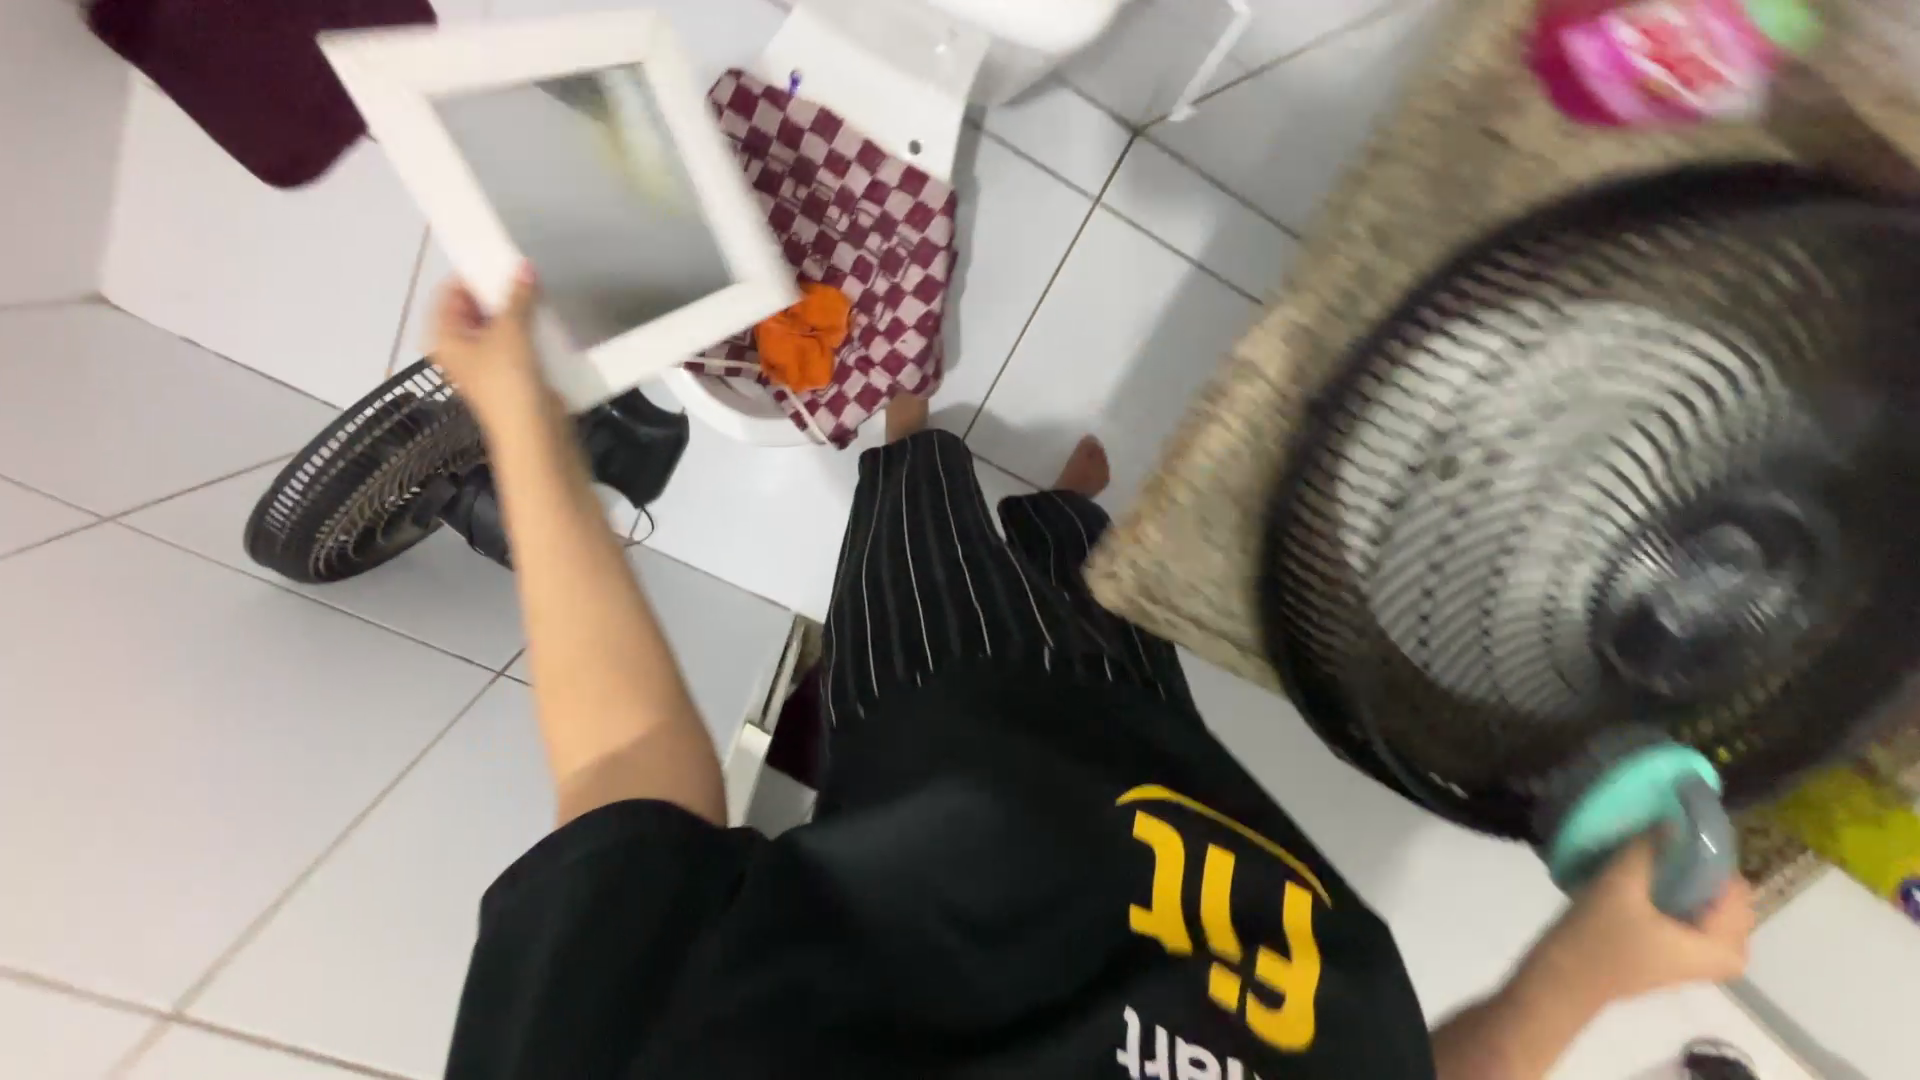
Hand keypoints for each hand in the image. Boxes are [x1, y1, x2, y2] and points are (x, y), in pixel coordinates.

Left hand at [431, 262, 549, 422]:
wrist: (533, 433)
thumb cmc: (508, 382)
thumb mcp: (510, 332)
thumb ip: (517, 298)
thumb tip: (524, 267)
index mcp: (444, 336)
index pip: (450, 293)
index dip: (475, 276)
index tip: (504, 261)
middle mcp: (460, 349)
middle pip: (476, 310)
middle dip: (501, 295)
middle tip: (528, 276)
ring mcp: (488, 364)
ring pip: (501, 329)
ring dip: (520, 314)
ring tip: (542, 296)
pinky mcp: (514, 377)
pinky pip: (519, 346)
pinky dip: (531, 335)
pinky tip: (550, 324)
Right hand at [1523, 834, 1755, 1010]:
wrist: (1564, 978)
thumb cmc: (1597, 937)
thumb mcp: (1619, 888)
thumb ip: (1646, 852)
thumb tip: (1669, 820)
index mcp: (1726, 944)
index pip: (1732, 884)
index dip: (1705, 852)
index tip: (1671, 825)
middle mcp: (1727, 952)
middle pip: (1720, 892)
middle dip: (1691, 863)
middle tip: (1652, 838)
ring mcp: (1702, 954)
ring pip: (1702, 900)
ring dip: (1677, 874)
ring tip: (1642, 852)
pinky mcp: (1679, 951)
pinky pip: (1688, 910)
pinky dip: (1669, 889)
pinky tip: (1637, 874)